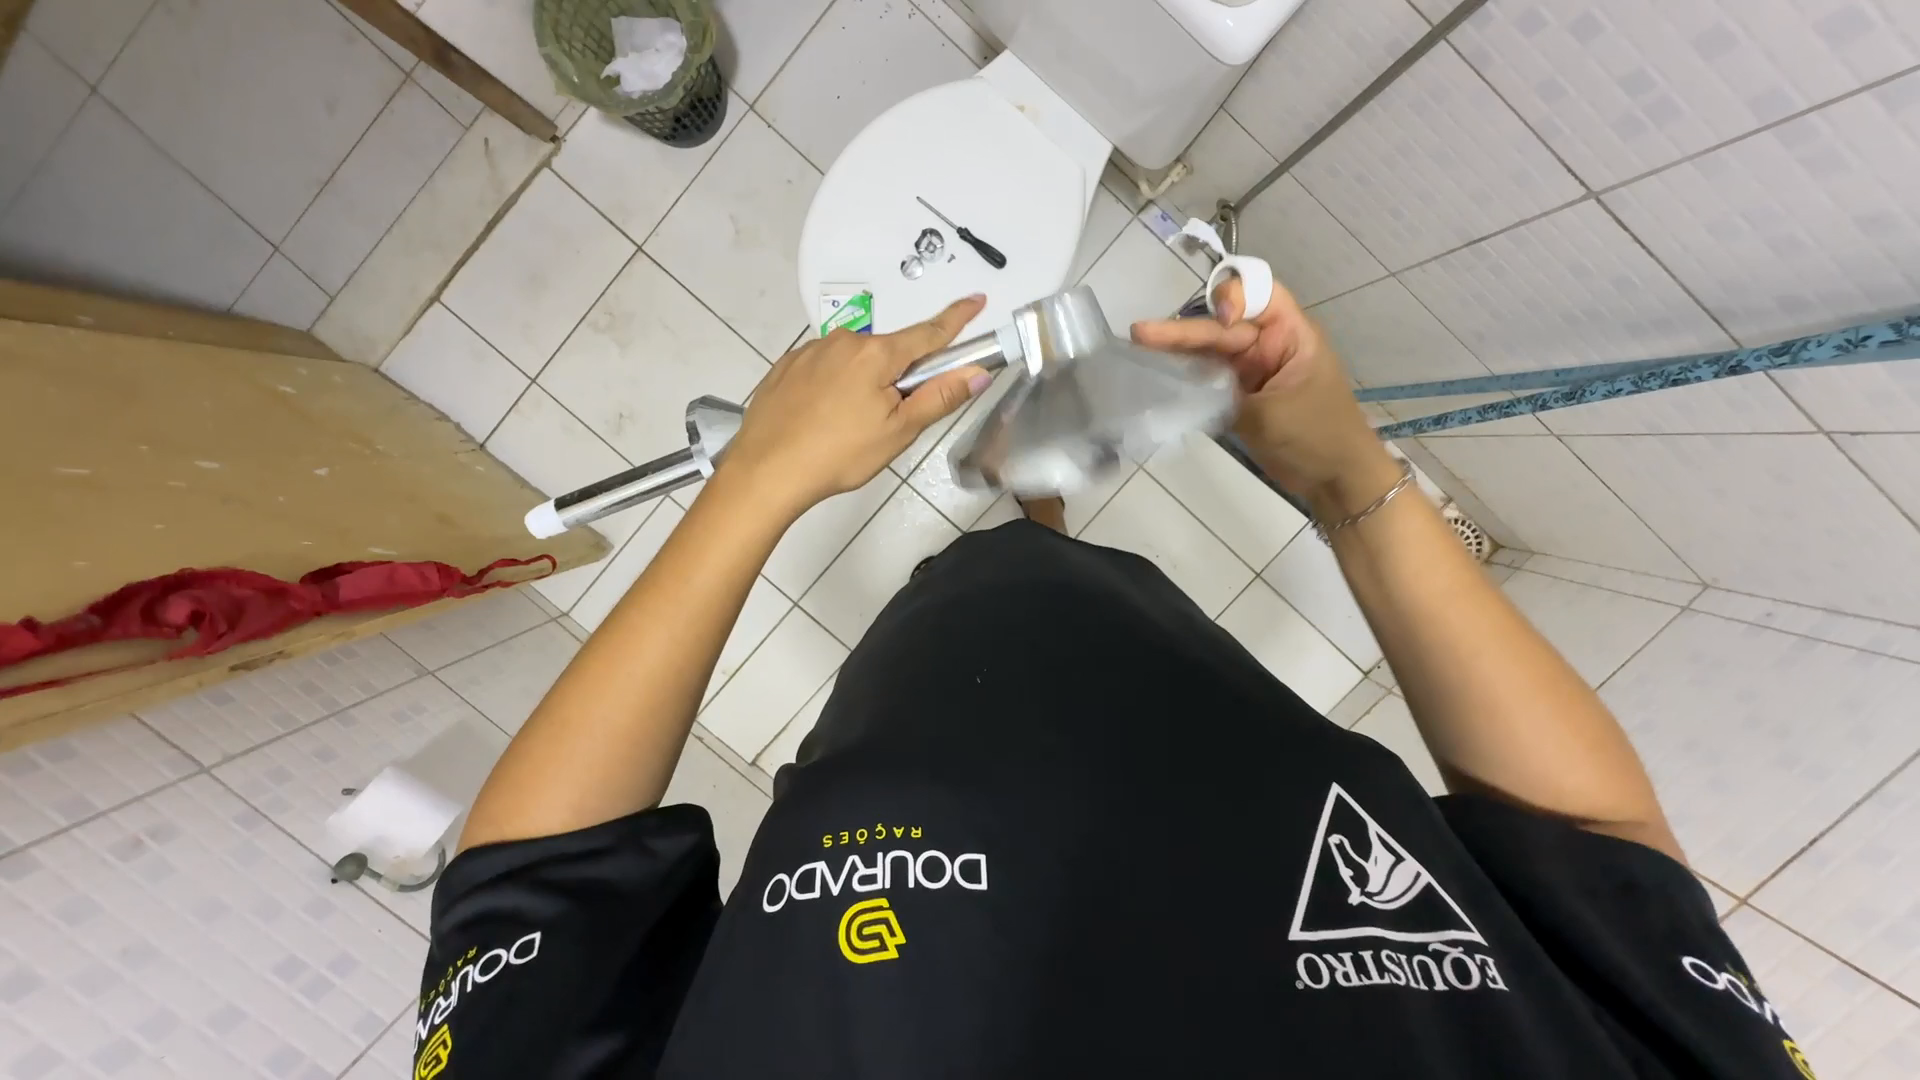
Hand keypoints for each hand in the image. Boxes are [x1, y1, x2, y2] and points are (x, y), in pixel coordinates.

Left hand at [718, 295, 990, 517]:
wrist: (766, 471)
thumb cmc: (839, 454)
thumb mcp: (898, 432)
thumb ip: (939, 398)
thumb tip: (978, 372)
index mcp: (877, 354)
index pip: (929, 332)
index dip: (957, 318)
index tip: (976, 300)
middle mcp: (844, 340)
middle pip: (889, 352)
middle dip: (898, 376)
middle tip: (888, 419)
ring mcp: (810, 351)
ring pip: (854, 362)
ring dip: (862, 383)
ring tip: (847, 427)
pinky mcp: (786, 366)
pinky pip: (823, 369)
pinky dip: (832, 387)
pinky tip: (821, 419)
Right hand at [1130, 276, 1395, 515]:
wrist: (1336, 479)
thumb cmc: (1316, 437)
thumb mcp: (1270, 413)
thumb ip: (1226, 393)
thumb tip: (1186, 384)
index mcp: (1290, 335)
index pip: (1259, 295)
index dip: (1233, 297)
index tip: (1217, 317)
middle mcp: (1268, 345)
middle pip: (1221, 327)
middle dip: (1183, 330)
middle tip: (1140, 334)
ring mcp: (1252, 371)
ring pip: (1210, 351)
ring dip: (1177, 350)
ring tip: (1139, 348)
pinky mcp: (1240, 395)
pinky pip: (1209, 378)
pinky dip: (1185, 376)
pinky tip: (1158, 375)